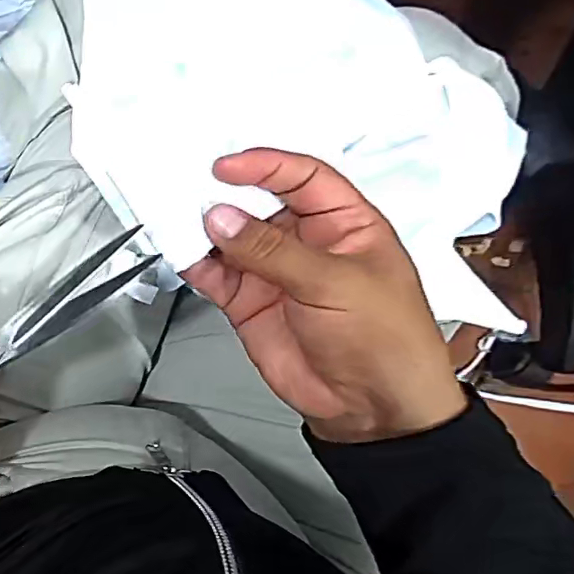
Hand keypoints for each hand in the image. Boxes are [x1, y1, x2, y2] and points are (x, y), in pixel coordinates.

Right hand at [180, 149, 466, 442]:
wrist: (369, 407)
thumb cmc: (388, 342)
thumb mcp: (335, 284)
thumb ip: (274, 252)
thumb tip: (227, 220)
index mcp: (344, 223)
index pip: (301, 177)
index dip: (264, 166)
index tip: (228, 167)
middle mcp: (306, 242)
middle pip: (257, 203)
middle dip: (227, 197)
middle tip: (197, 194)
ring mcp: (275, 272)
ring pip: (231, 238)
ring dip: (206, 230)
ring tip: (184, 224)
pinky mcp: (250, 301)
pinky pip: (215, 273)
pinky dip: (196, 263)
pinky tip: (186, 255)